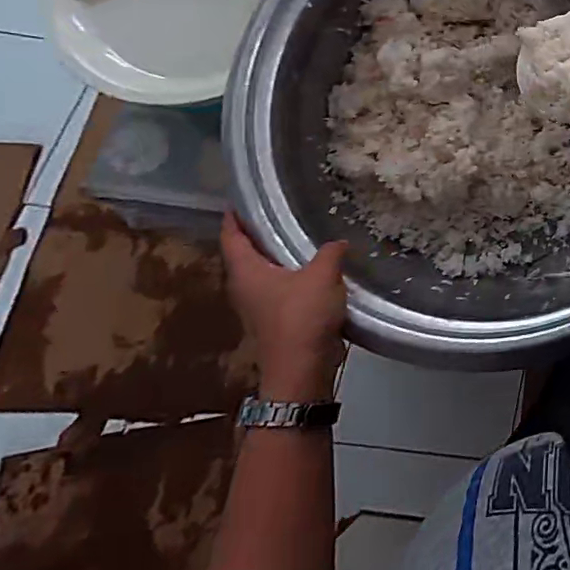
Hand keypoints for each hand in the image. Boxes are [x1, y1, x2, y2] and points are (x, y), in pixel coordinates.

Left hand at [220, 212, 349, 399]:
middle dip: (258, 235)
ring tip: (299, 238)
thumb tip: (337, 242)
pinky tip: (313, 271)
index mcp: (246, 272)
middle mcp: (244, 288)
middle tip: (278, 213)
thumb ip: (330, 252)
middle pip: (246, 255)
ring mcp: (258, 307)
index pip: (232, 237)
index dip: (234, 218)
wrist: (301, 369)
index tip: (240, 201)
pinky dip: (290, 276)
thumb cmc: (302, 316)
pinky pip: (279, 288)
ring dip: (277, 257)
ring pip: (263, 273)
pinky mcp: (274, 320)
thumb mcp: (322, 275)